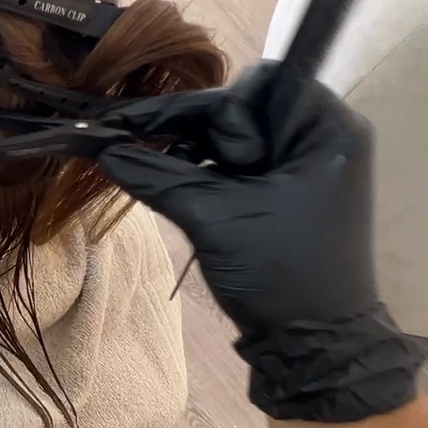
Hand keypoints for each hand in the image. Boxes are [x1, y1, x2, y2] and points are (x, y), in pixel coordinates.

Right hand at [99, 64, 426, 421]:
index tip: (169, 137)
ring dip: (192, 156)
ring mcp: (296, 172)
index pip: (261, 84)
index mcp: (323, 129)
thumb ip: (160, 177)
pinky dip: (200, 177)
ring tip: (164, 180)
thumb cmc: (278, 271)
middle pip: (242, 110)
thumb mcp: (214, 218)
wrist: (312, 343)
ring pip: (231, 143)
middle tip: (155, 157)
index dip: (214, 107)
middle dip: (196, 132)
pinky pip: (232, 172)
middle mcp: (315, 140)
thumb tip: (105, 150)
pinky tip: (171, 189)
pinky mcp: (277, 199)